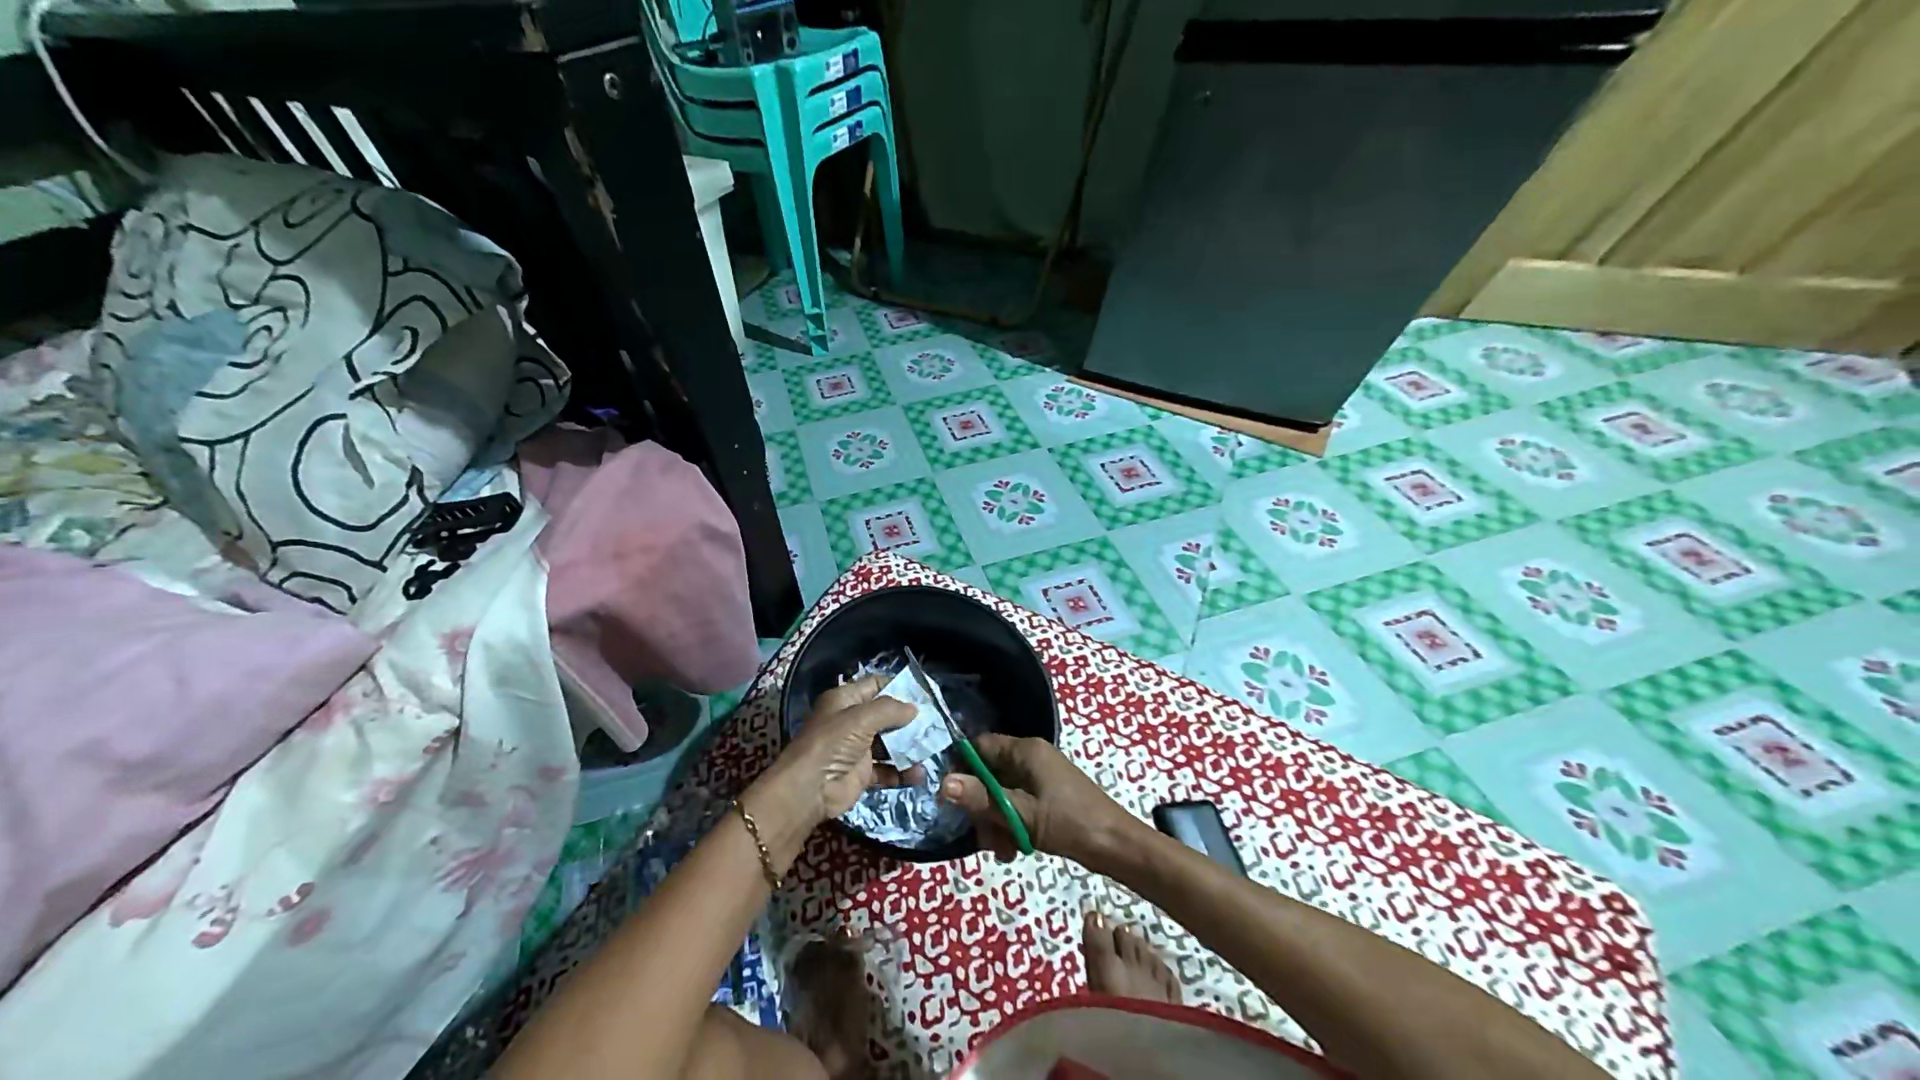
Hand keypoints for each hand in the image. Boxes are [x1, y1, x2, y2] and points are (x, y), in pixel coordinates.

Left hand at [742, 675, 917, 866]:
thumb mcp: (860, 718)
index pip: (875, 684)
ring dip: (909, 746)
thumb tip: (914, 708)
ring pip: (889, 742)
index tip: (925, 692)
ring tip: (931, 747)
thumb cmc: (831, 744)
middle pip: (885, 714)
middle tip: (935, 722)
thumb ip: (890, 709)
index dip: (898, 686)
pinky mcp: (862, 773)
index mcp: (844, 700)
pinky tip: (919, 774)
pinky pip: (887, 768)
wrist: (808, 791)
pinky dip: (902, 771)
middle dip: (909, 718)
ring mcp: (856, 748)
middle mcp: (851, 721)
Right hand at [938, 735, 1141, 869]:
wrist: (1116, 846)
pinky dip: (1011, 824)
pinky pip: (1016, 804)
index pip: (979, 746)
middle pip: (988, 773)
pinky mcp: (1046, 796)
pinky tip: (1013, 849)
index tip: (950, 798)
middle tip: (983, 836)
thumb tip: (943, 784)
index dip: (961, 769)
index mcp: (1026, 751)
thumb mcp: (1022, 814)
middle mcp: (1031, 758)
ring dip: (996, 821)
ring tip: (1002, 849)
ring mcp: (1040, 777)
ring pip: (1001, 793)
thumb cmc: (1070, 823)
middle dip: (982, 806)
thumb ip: (983, 799)